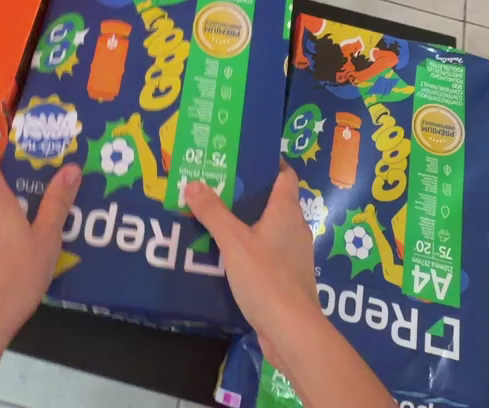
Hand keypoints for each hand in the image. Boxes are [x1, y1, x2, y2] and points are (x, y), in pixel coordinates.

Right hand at [185, 161, 318, 361]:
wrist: (292, 331)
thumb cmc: (266, 278)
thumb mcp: (234, 241)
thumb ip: (213, 212)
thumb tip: (193, 183)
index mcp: (286, 210)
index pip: (285, 174)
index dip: (270, 162)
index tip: (245, 156)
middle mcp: (295, 227)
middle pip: (274, 200)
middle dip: (249, 193)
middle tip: (219, 186)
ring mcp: (294, 254)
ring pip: (269, 228)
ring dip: (247, 222)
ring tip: (218, 219)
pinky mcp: (288, 277)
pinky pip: (268, 252)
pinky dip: (251, 247)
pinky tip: (228, 255)